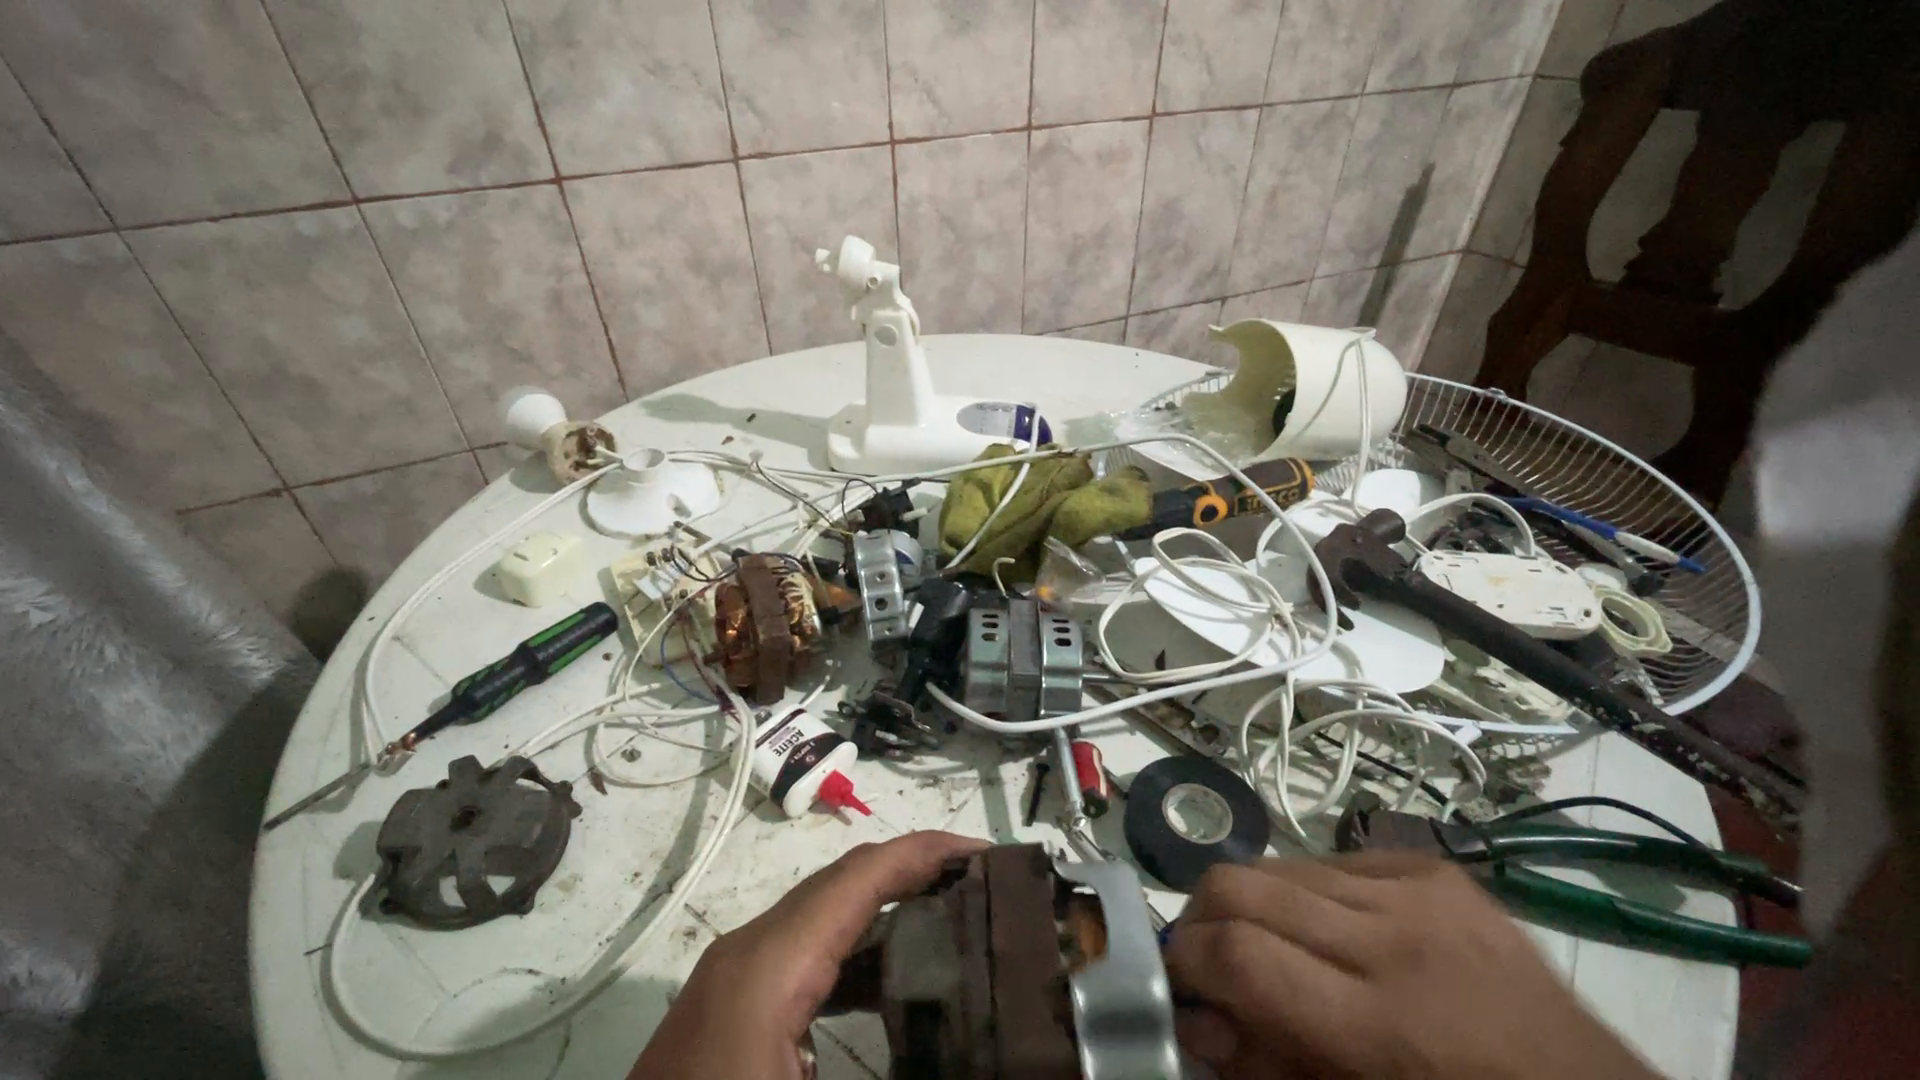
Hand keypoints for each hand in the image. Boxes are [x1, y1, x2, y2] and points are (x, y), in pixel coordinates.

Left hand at [629, 831, 985, 1079]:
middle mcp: (751, 949)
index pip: (860, 876)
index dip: (926, 852)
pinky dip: (854, 948)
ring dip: (886, 908)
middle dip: (915, 871)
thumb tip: (977, 1056)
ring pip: (823, 912)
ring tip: (951, 922)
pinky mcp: (731, 999)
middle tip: (983, 885)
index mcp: (770, 965)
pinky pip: (804, 948)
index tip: (987, 853)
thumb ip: (900, 1063)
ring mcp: (735, 972)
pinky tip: (891, 981)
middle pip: (844, 882)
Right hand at [1166, 854, 1658, 1079]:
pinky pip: (1334, 860)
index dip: (1184, 964)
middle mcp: (1398, 937)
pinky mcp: (1436, 867)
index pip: (1239, 955)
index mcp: (1386, 1026)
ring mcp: (1421, 888)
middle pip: (1241, 885)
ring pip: (1278, 865)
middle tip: (1203, 961)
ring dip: (1251, 904)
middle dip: (1198, 920)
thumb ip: (1265, 1070)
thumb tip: (1195, 1018)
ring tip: (1268, 947)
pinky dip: (1308, 895)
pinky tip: (1332, 936)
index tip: (1174, 984)